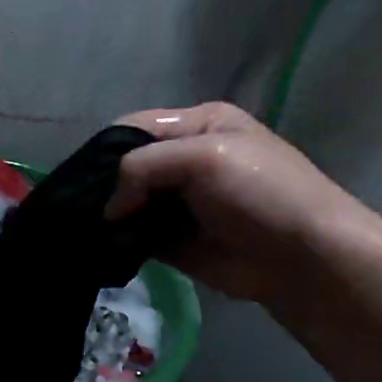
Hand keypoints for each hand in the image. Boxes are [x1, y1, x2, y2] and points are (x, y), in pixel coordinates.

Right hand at [106, 102, 365, 300]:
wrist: (301, 256)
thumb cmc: (260, 192)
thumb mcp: (204, 157)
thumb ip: (144, 167)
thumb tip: (108, 209)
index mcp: (197, 125)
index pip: (132, 127)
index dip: (106, 149)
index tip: (85, 179)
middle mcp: (182, 160)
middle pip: (124, 166)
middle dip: (102, 186)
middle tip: (80, 208)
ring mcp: (175, 203)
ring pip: (125, 203)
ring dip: (108, 217)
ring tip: (87, 231)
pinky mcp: (170, 240)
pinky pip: (133, 236)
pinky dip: (118, 242)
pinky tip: (104, 248)